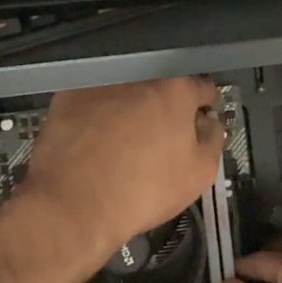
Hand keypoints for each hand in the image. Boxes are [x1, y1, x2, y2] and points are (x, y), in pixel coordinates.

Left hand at [18, 77, 223, 259]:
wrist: (75, 206)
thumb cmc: (142, 190)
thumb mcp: (200, 174)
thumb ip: (213, 139)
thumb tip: (209, 124)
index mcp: (175, 90)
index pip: (202, 87)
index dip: (205, 104)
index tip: (201, 116)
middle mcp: (138, 76)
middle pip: (161, 86)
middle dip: (165, 106)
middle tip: (161, 135)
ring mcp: (100, 83)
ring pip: (125, 92)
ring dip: (130, 107)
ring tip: (124, 140)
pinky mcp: (68, 96)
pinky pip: (93, 101)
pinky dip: (98, 114)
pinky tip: (96, 139)